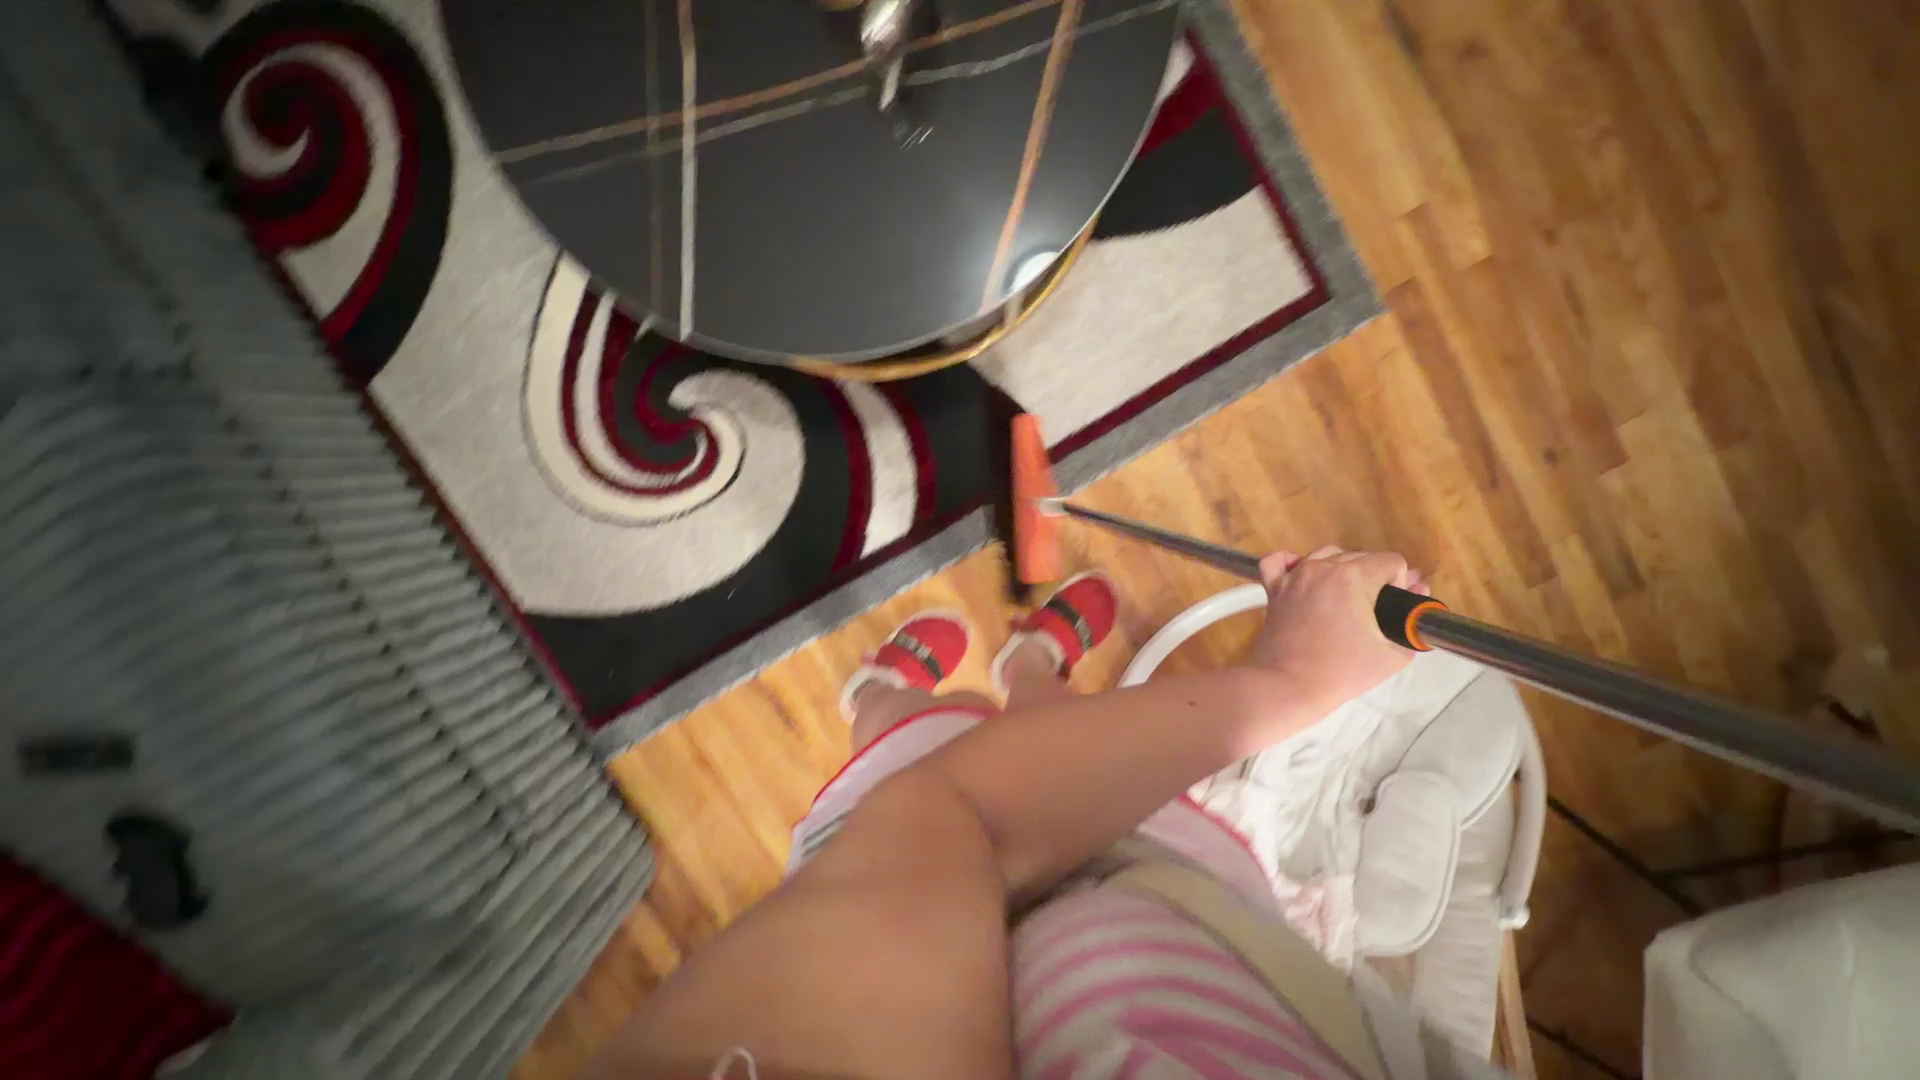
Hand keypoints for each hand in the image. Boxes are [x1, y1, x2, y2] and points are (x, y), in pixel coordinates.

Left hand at [1249, 546, 1429, 714]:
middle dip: (1373, 579)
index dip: (1400, 584)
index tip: (1392, 609)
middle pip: (1359, 557)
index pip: (1391, 561)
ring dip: (1340, 570)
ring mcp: (1293, 576)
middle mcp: (1321, 568)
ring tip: (1345, 600)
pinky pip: (1277, 562)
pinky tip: (1304, 578)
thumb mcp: (1394, 653)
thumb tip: (1419, 590)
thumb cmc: (1343, 671)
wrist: (1289, 684)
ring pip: (1324, 555)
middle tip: (1372, 611)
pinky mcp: (1273, 588)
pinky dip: (1291, 564)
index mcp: (1353, 577)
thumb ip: (1412, 617)